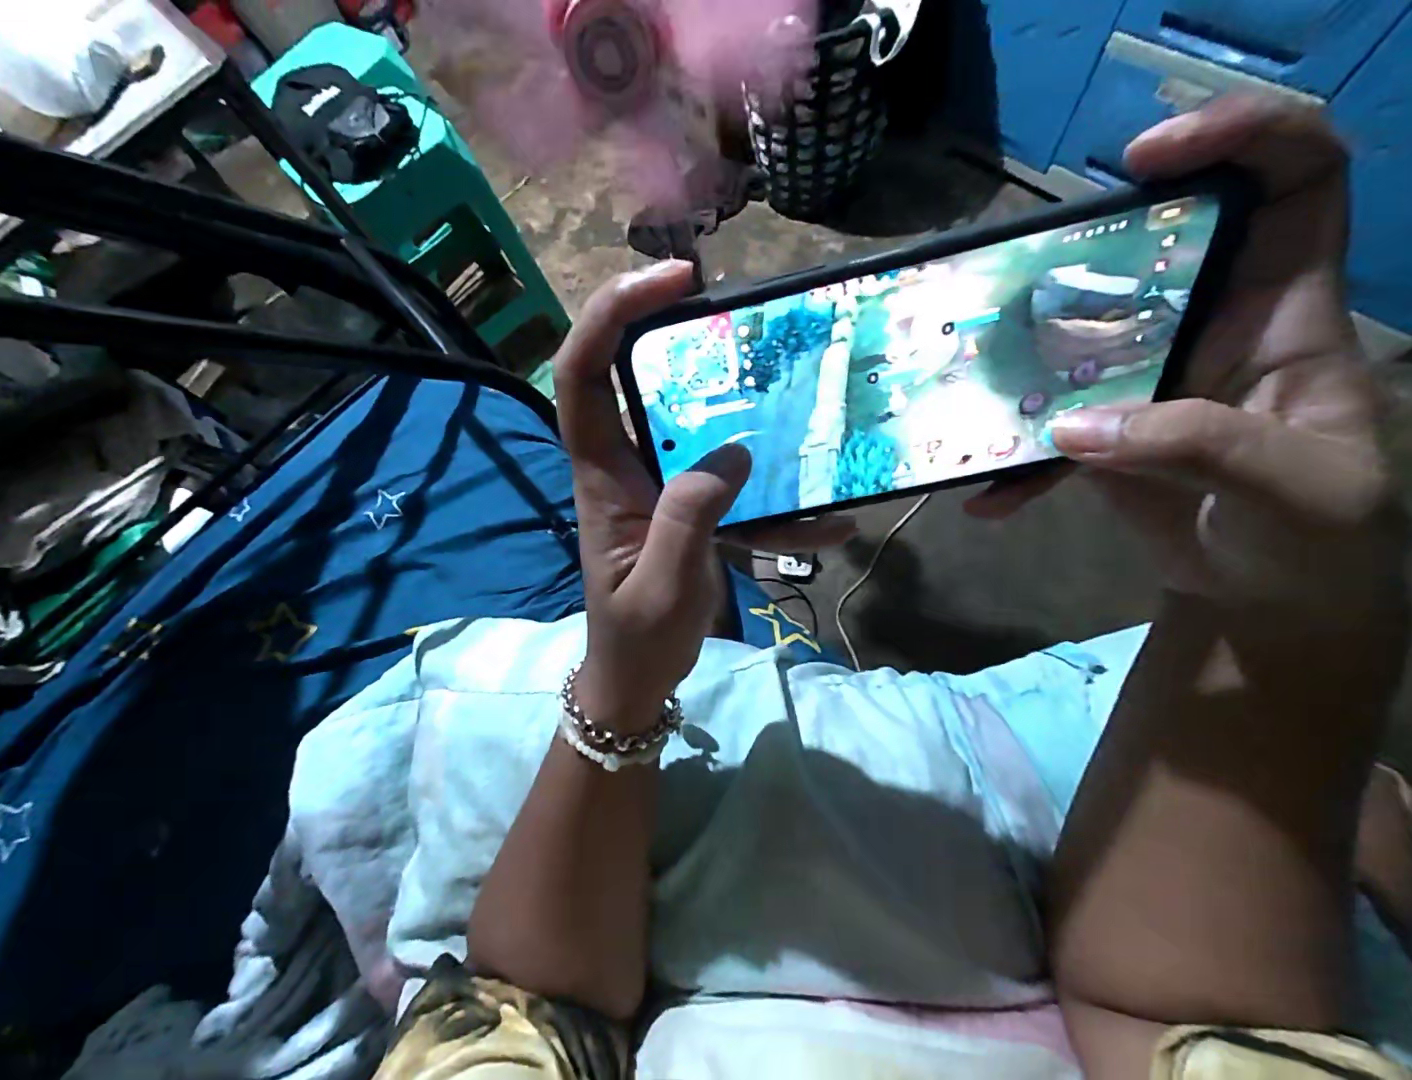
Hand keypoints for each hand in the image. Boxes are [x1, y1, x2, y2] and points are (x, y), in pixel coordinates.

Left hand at [555, 262, 854, 729]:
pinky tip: (827, 525)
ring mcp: (665, 486)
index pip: (583, 375)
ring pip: (699, 425)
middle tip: (741, 316)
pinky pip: (738, 488)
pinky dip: (780, 504)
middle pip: (641, 378)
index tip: (673, 283)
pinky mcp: (695, 509)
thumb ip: (688, 521)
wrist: (639, 680)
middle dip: (682, 336)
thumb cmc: (637, 638)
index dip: (614, 316)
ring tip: (802, 409)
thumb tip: (733, 456)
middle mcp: (629, 465)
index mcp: (602, 475)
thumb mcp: (661, 587)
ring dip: (746, 412)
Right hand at [965, 97, 1401, 616]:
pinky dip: (1014, 462)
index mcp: (1283, 314)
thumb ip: (1198, 445)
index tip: (1147, 159)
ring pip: (1079, 335)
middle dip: (1086, 245)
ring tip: (974, 376)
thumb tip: (1071, 429)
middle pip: (1153, 248)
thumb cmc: (1318, 538)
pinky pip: (1048, 426)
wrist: (1271, 597)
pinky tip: (988, 497)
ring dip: (1023, 355)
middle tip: (1018, 272)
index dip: (1238, 135)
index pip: (1295, 179)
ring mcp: (1146, 381)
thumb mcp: (1296, 490)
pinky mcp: (1104, 432)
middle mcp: (1208, 328)